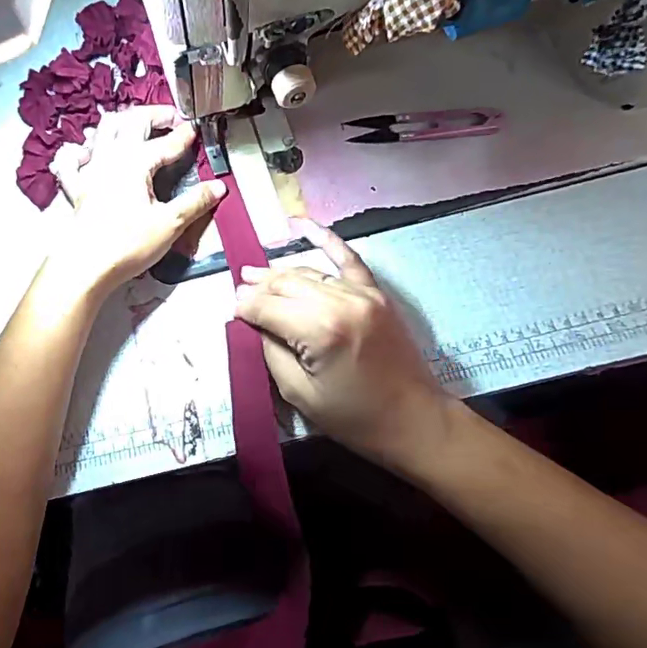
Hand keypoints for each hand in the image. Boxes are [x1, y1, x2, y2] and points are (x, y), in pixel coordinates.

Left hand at [43, 105, 224, 298]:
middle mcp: (111, 159)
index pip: (165, 142)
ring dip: (120, 123)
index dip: (183, 135)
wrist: (86, 266)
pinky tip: (86, 153)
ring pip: (102, 131)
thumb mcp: (170, 223)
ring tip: (134, 127)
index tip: (195, 130)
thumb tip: (218, 188)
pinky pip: (72, 161)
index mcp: (136, 163)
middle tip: (170, 118)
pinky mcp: (77, 188)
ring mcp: (90, 171)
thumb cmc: (127, 245)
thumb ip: (195, 202)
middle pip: (131, 121)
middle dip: (153, 114)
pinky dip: (80, 151)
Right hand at [232, 221, 460, 469]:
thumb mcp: (298, 392)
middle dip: (258, 286)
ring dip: (280, 274)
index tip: (231, 310)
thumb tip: (254, 323)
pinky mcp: (376, 294)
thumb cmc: (354, 417)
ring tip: (255, 275)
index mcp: (319, 331)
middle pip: (285, 284)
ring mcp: (362, 294)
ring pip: (308, 273)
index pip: (265, 306)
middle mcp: (339, 303)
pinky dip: (327, 240)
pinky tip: (305, 226)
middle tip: (238, 288)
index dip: (243, 307)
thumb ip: (271, 351)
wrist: (416, 421)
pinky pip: (348, 260)